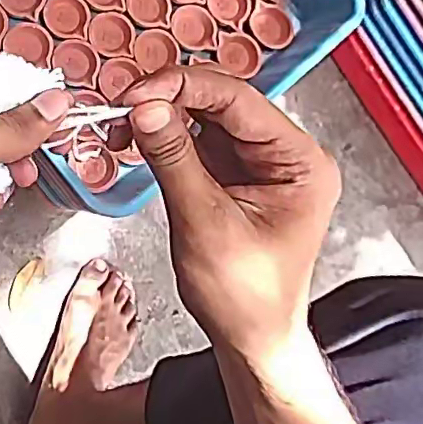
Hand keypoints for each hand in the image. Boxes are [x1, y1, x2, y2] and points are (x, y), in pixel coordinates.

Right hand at [119, 66, 339, 362]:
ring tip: (122, 127)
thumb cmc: (245, 295)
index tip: (139, 93)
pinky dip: (160, 134)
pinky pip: (191, 137)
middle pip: (219, 100)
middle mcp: (281, 153)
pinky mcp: (228, 170)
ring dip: (159, 115)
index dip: (184, 87)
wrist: (249, 336)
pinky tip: (136, 138)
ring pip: (201, 114)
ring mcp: (253, 160)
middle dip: (167, 99)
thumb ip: (174, 159)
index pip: (239, 100)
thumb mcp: (205, 223)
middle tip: (124, 107)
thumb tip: (146, 108)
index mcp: (299, 162)